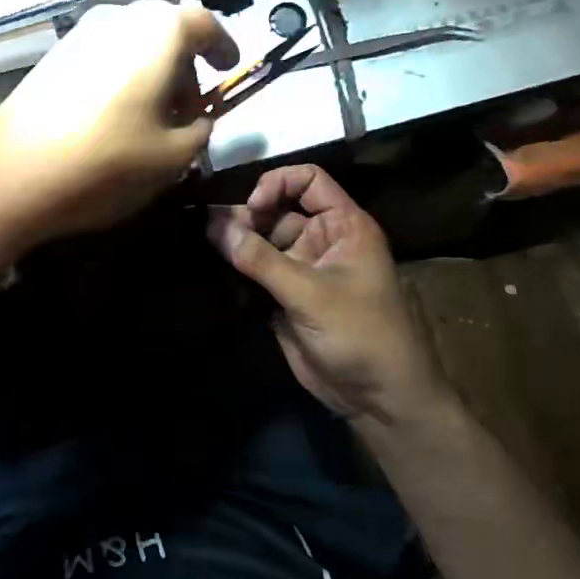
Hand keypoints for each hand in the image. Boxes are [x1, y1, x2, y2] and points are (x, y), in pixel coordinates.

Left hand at [0, 0, 238, 283]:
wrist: (12, 176)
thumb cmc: (108, 161)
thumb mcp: (174, 157)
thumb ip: (200, 130)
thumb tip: (198, 120)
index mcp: (158, 33)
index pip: (204, 23)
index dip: (223, 46)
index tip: (228, 69)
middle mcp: (119, 18)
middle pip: (166, 31)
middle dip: (186, 65)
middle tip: (190, 108)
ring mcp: (80, 34)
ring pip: (133, 44)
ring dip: (153, 73)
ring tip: (154, 119)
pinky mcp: (52, 56)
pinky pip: (104, 56)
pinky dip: (123, 78)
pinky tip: (117, 119)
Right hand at [208, 165, 448, 423]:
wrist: (378, 397)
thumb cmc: (360, 334)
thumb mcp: (311, 294)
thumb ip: (261, 260)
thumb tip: (214, 224)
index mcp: (343, 226)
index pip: (309, 181)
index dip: (277, 185)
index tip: (252, 209)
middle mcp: (321, 241)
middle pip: (278, 211)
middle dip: (245, 217)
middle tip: (208, 228)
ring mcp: (302, 270)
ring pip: (262, 243)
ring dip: (235, 243)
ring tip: (201, 243)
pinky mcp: (286, 299)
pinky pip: (256, 273)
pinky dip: (236, 270)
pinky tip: (210, 267)